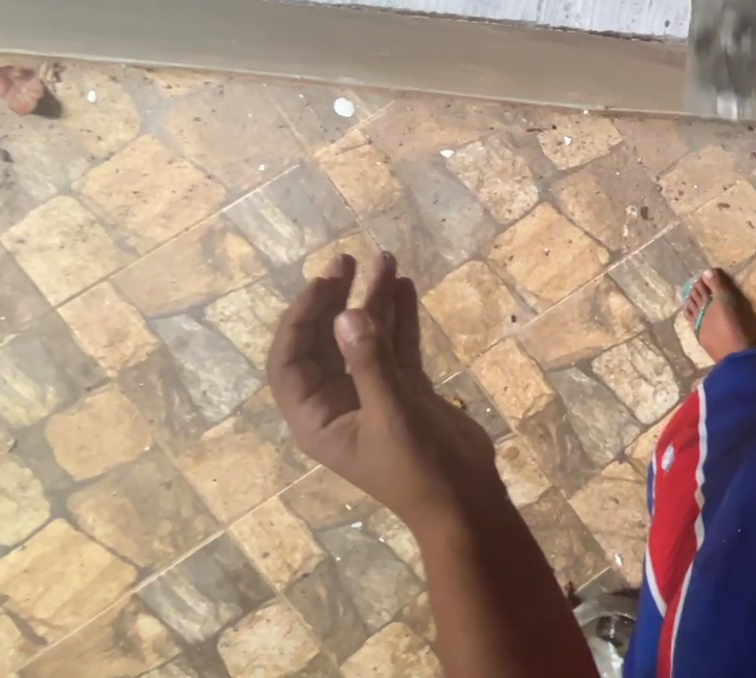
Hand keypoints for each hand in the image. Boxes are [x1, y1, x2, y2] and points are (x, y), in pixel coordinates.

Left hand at [268, 252, 502, 526]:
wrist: (463, 496)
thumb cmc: (417, 466)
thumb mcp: (392, 414)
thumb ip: (370, 364)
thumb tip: (346, 315)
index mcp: (316, 418)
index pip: (291, 358)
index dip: (303, 316)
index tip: (326, 280)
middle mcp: (337, 402)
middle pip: (326, 342)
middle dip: (336, 300)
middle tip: (349, 259)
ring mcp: (374, 393)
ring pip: (366, 337)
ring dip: (373, 301)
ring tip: (385, 260)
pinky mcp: (407, 390)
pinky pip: (397, 346)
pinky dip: (400, 318)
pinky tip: (405, 287)